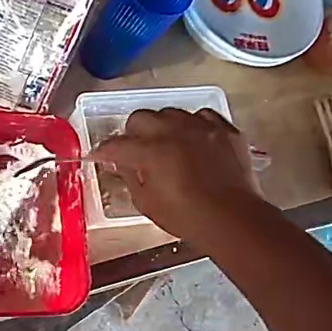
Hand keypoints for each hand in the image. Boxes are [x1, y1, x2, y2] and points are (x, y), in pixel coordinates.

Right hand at [92, 108, 268, 245]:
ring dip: (161, 125)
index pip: (116, 144)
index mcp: (150, 151)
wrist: (232, 218)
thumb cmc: (185, 216)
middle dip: (132, 132)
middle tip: (133, 148)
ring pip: (170, 112)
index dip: (103, 150)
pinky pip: (202, 116)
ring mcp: (201, 128)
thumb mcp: (146, 202)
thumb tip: (121, 163)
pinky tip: (193, 138)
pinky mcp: (225, 130)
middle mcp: (173, 131)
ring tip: (164, 142)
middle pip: (140, 117)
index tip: (99, 155)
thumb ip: (129, 176)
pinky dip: (193, 124)